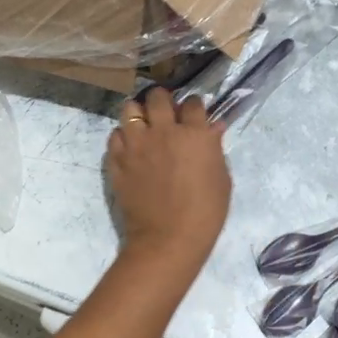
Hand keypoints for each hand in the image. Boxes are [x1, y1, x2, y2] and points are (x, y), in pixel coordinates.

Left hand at [106, 88, 231, 271]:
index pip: (193, 103)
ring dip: (138, 112)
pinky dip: (123, 137)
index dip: (195, 107)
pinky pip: (115, 135)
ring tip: (143, 124)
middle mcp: (163, 131)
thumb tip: (213, 129)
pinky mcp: (117, 160)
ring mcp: (136, 144)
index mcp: (194, 134)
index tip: (194, 114)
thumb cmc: (205, 213)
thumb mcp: (222, 180)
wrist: (167, 240)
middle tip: (166, 112)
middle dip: (163, 100)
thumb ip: (215, 150)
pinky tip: (131, 147)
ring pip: (129, 108)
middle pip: (157, 97)